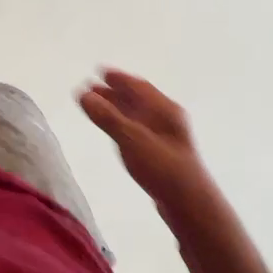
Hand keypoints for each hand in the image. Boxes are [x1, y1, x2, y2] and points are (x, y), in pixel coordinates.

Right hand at [79, 70, 214, 214]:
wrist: (188, 201)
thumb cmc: (162, 166)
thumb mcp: (131, 139)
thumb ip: (107, 117)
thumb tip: (83, 95)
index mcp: (164, 109)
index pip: (138, 86)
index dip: (118, 78)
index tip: (99, 71)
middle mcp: (166, 118)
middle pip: (137, 99)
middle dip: (114, 92)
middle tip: (90, 87)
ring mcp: (164, 135)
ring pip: (137, 114)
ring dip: (116, 107)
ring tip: (95, 104)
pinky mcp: (159, 151)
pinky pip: (137, 127)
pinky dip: (121, 122)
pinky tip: (113, 127)